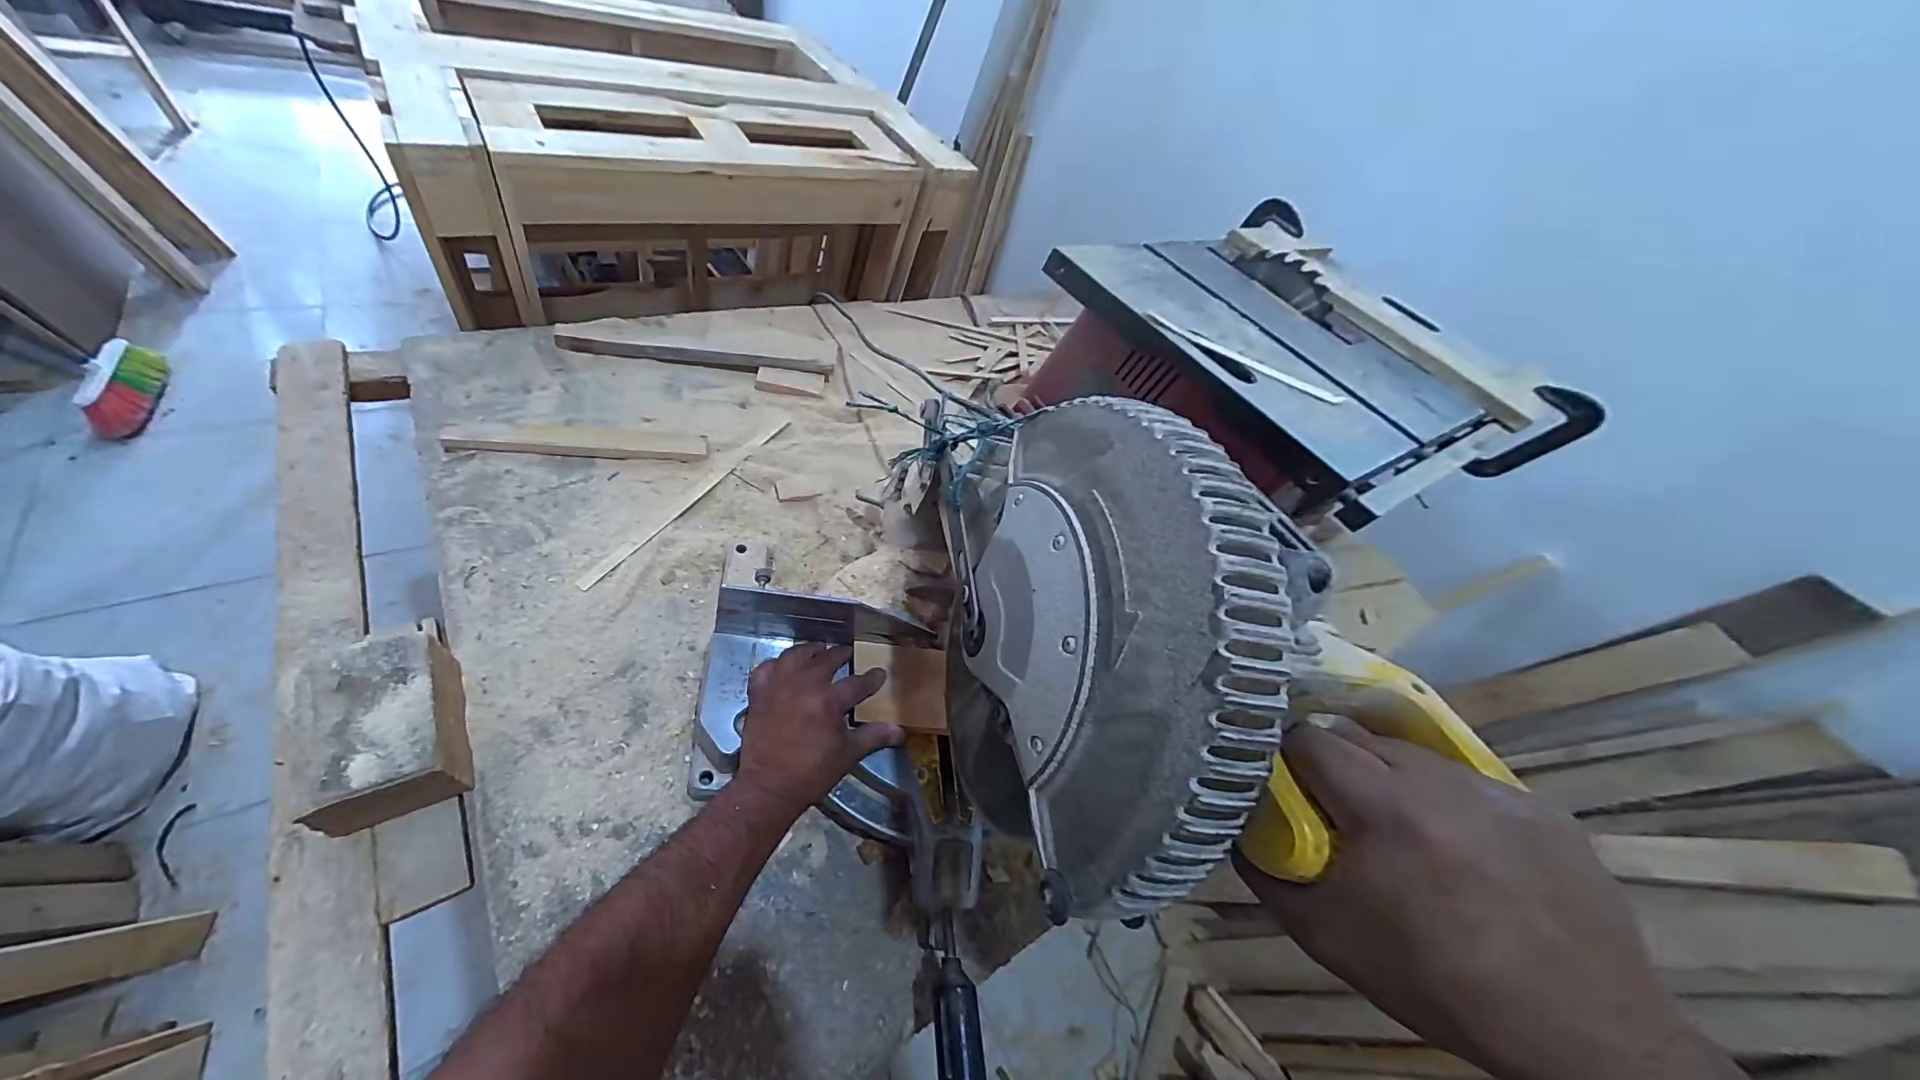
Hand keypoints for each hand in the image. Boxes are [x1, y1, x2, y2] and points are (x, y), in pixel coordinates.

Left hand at [733, 644, 900, 818]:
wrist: (768, 787)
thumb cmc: (811, 773)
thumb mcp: (848, 755)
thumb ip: (873, 737)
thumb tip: (900, 731)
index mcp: (829, 701)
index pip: (857, 683)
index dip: (871, 678)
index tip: (879, 673)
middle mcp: (804, 686)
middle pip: (826, 659)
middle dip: (840, 654)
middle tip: (847, 653)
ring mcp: (778, 687)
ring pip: (795, 655)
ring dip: (809, 651)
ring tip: (818, 651)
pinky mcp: (758, 694)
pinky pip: (766, 668)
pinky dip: (777, 664)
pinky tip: (783, 667)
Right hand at [1233, 723, 1741, 1079]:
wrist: (1581, 1034)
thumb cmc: (1433, 980)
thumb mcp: (1324, 933)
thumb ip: (1266, 869)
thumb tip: (1236, 824)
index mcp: (1383, 806)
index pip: (1309, 737)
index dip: (1286, 755)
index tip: (1285, 784)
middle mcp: (1438, 780)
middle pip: (1357, 735)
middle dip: (1334, 762)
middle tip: (1335, 809)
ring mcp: (1495, 788)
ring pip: (1412, 754)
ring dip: (1388, 777)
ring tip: (1397, 830)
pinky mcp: (1539, 805)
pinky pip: (1466, 781)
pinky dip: (1444, 800)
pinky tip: (1458, 849)